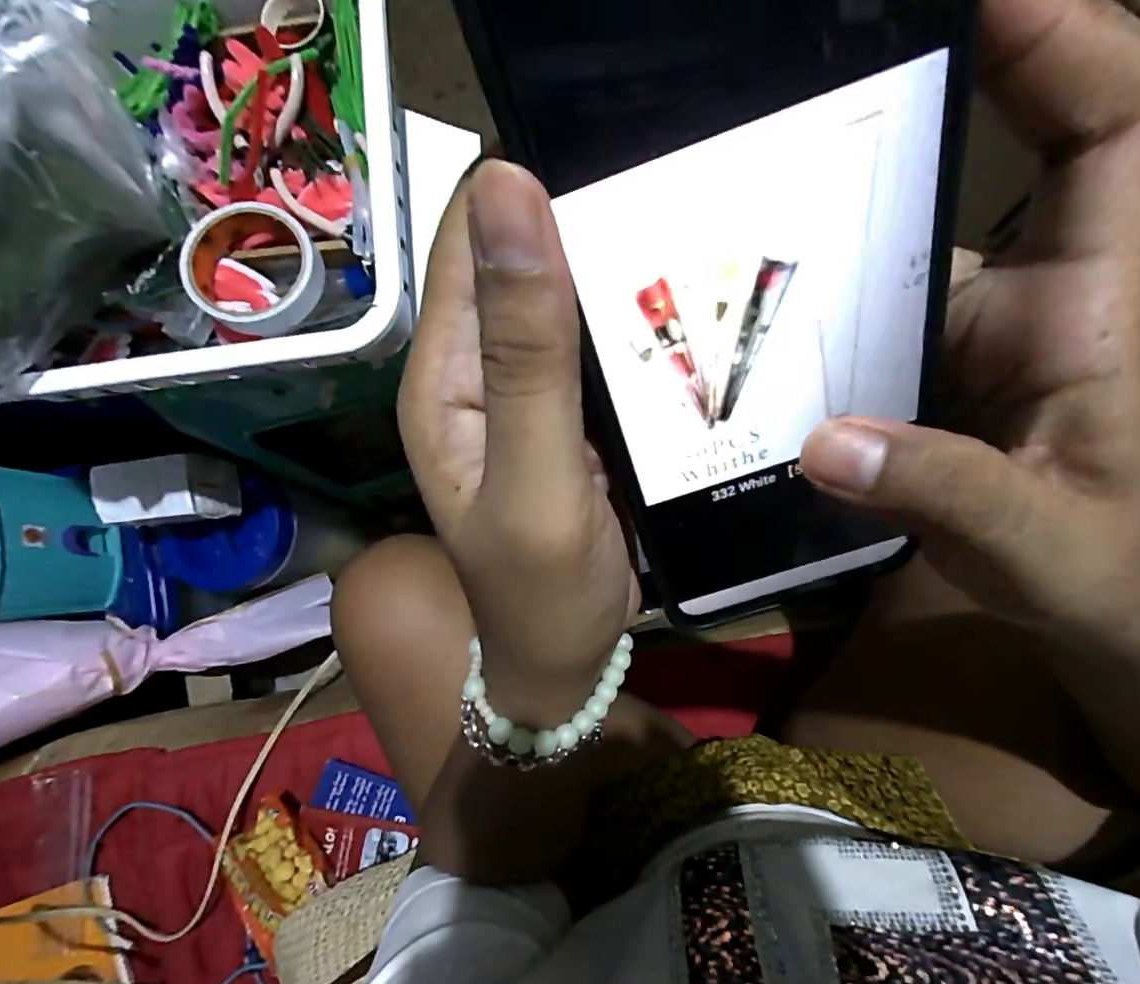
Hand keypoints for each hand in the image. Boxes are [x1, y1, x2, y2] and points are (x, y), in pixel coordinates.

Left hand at [399, 160, 637, 723]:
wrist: (565, 660)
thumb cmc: (543, 588)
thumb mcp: (536, 475)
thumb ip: (528, 353)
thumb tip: (509, 193)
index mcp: (445, 379)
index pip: (471, 245)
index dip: (529, 197)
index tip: (617, 166)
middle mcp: (475, 378)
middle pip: (521, 268)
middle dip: (586, 232)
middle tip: (676, 206)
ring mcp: (525, 401)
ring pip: (566, 307)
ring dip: (615, 279)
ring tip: (694, 245)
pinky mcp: (567, 422)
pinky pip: (597, 356)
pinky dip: (632, 334)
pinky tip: (683, 320)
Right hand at [800, 0, 1139, 630]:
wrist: (1065, 594)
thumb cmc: (1078, 562)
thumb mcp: (1028, 538)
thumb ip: (943, 492)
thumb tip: (826, 446)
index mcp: (1081, 307)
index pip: (1118, 127)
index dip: (1068, 41)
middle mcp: (1018, 291)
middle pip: (987, 149)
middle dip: (916, 92)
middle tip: (804, 79)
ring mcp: (953, 325)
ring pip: (897, 236)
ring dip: (828, 211)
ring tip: (736, 197)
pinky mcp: (905, 364)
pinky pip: (851, 308)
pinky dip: (802, 300)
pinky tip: (742, 309)